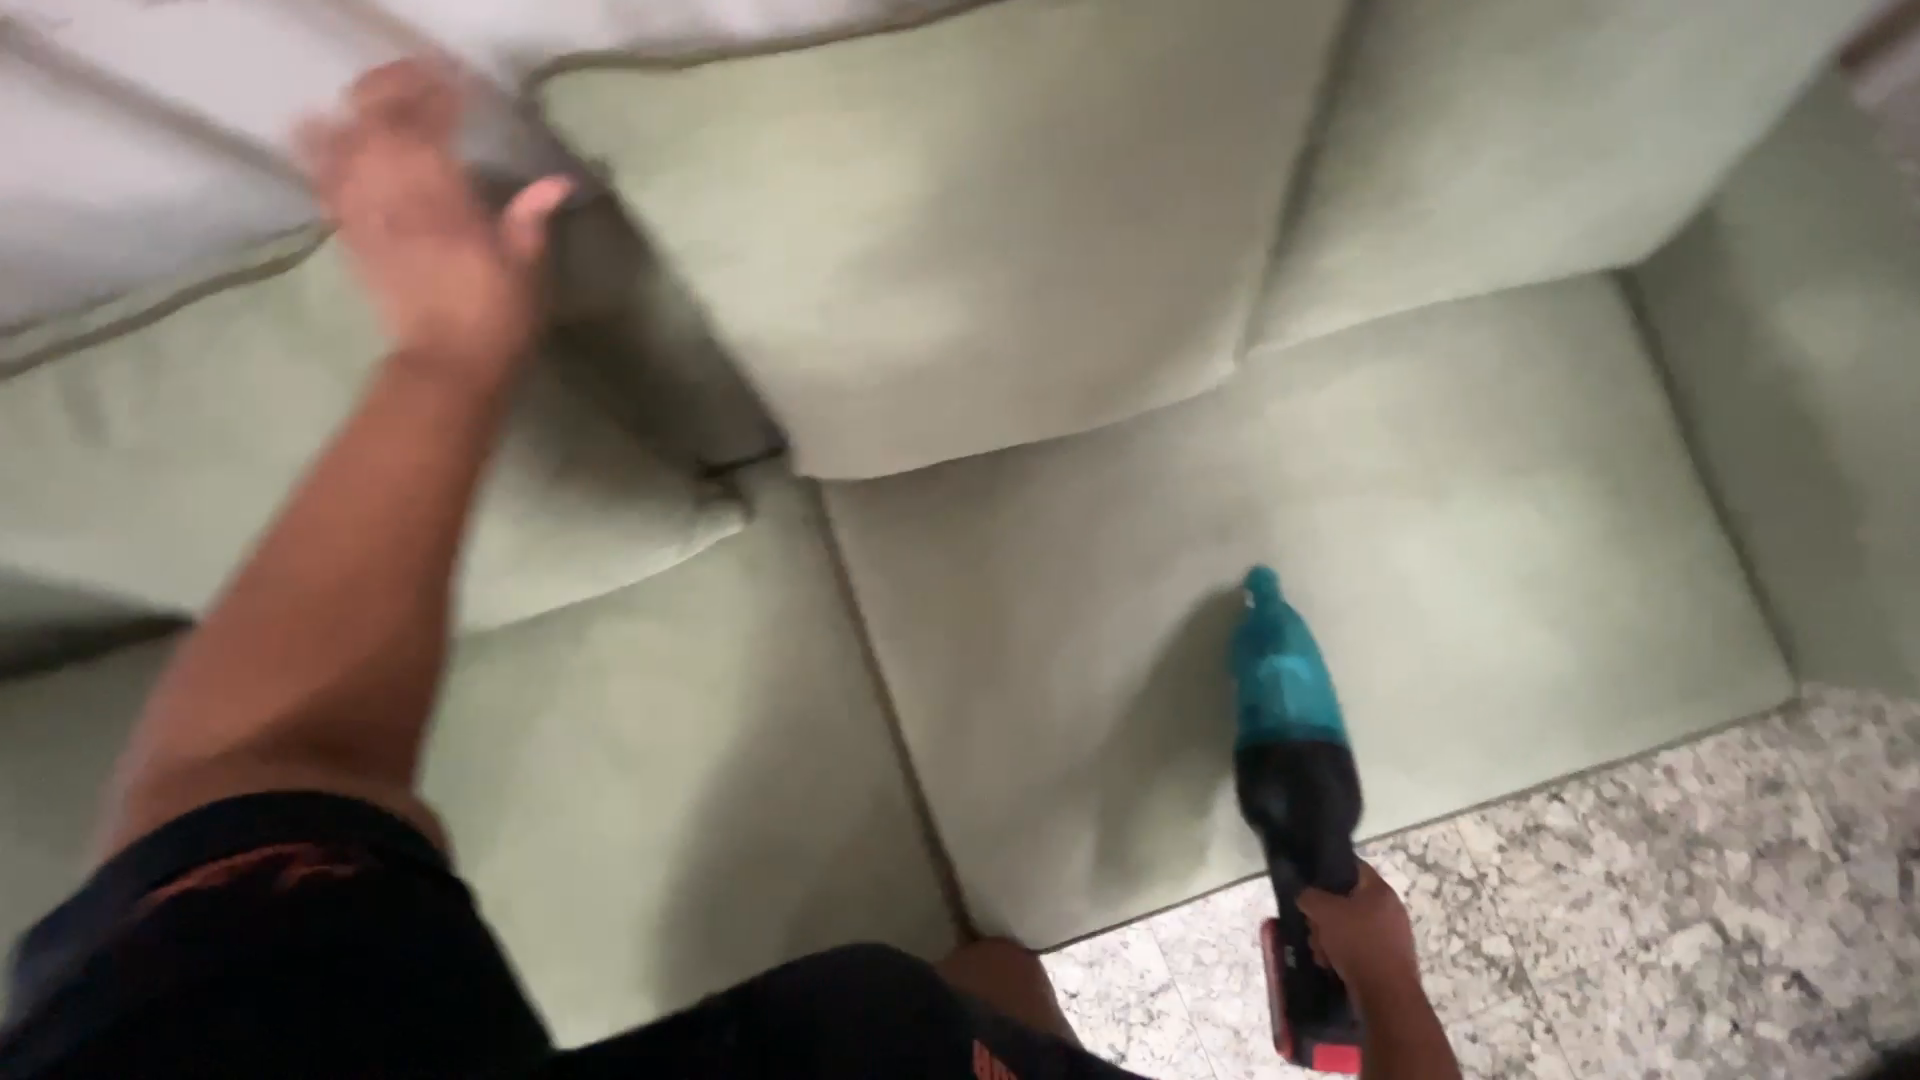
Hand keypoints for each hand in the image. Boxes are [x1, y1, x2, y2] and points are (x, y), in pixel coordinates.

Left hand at [297, 59, 573, 375]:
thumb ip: (532, 218)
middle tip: (420, 79)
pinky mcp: (349, 231)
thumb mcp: (529, 270)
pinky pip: (322, 177)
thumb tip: (560, 182)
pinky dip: (319, 146)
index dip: (440, 96)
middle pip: (380, 121)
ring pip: (345, 139)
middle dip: (396, 89)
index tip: (458, 82)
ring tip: (381, 98)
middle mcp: (399, 198)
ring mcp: (367, 213)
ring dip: (359, 109)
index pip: (433, 129)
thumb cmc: (501, 319)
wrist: (450, 363)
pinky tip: (323, 127)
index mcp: (450, 206)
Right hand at [1296, 860, 1422, 1001]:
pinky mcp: (1390, 961)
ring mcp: (1393, 937)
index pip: (1353, 867)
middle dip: (1325, 915)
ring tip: (1320, 952)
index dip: (1329, 870)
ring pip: (1350, 927)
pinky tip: (1331, 965)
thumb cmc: (1357, 943)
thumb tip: (1306, 897)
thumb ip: (1309, 896)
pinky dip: (1343, 954)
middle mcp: (1391, 911)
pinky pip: (1359, 948)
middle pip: (1347, 901)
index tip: (1311, 882)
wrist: (1388, 996)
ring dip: (1330, 937)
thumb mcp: (1323, 911)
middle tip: (1313, 926)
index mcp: (1380, 891)